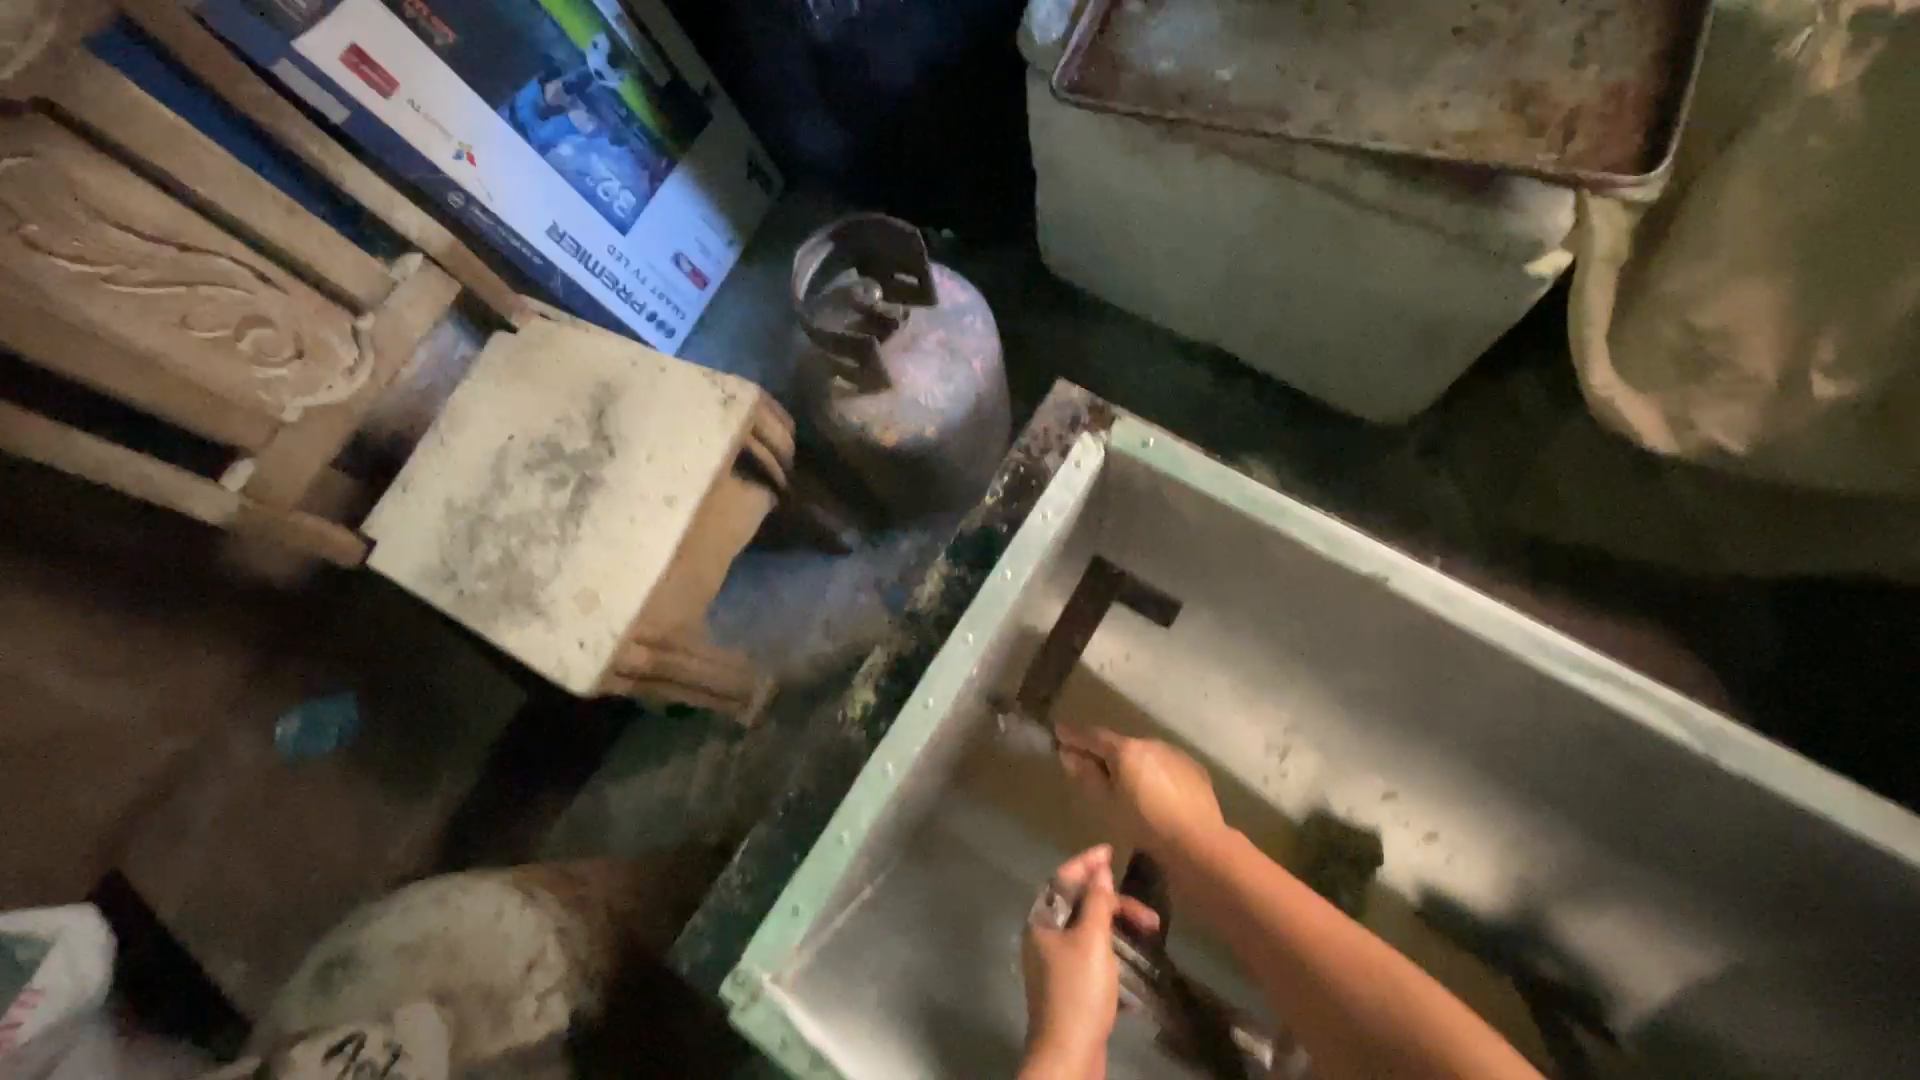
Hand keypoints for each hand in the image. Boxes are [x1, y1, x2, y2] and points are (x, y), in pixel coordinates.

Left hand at [1020, 845, 1160, 1078]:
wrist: (1069, 1056)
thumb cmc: (1078, 991)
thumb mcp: (1092, 940)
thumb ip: (1097, 903)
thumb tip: (1100, 871)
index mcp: (1041, 921)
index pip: (1063, 878)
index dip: (1087, 863)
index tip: (1110, 851)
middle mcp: (1044, 937)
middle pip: (1079, 905)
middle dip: (1113, 903)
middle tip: (1148, 914)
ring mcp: (1055, 964)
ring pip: (1089, 932)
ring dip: (1117, 928)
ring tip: (1148, 934)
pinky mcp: (1069, 988)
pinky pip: (1093, 958)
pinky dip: (1113, 954)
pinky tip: (1133, 962)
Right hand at [1055, 726, 1225, 856]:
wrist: (1197, 841)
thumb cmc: (1144, 824)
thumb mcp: (1107, 803)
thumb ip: (1087, 775)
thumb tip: (1069, 754)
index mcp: (1126, 749)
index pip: (1092, 736)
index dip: (1073, 735)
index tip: (1058, 731)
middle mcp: (1150, 743)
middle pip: (1120, 744)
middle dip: (1104, 752)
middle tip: (1090, 764)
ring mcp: (1175, 753)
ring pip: (1144, 753)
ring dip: (1131, 762)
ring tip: (1124, 782)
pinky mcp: (1193, 767)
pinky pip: (1165, 764)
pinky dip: (1153, 772)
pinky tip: (1155, 792)